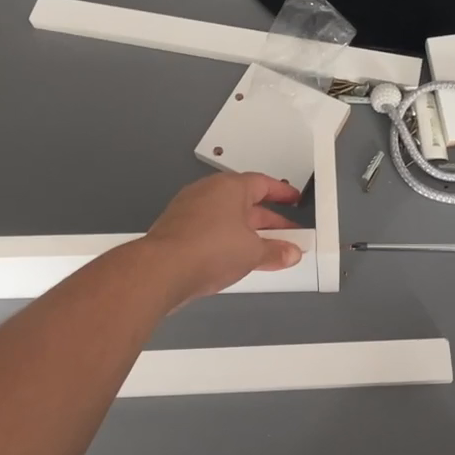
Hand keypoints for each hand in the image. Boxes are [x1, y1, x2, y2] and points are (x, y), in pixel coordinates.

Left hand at [141, 172, 305, 305]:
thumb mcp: (253, 252)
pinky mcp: (177, 230)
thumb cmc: (204, 248)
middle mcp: (208, 192)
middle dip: (268, 222)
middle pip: (245, 203)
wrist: (162, 270)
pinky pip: (209, 231)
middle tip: (285, 236)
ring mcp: (189, 210)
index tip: (292, 199)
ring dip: (246, 234)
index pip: (263, 184)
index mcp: (230, 186)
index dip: (281, 193)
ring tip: (262, 254)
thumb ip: (275, 251)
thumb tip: (288, 252)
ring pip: (226, 219)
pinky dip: (225, 242)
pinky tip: (233, 261)